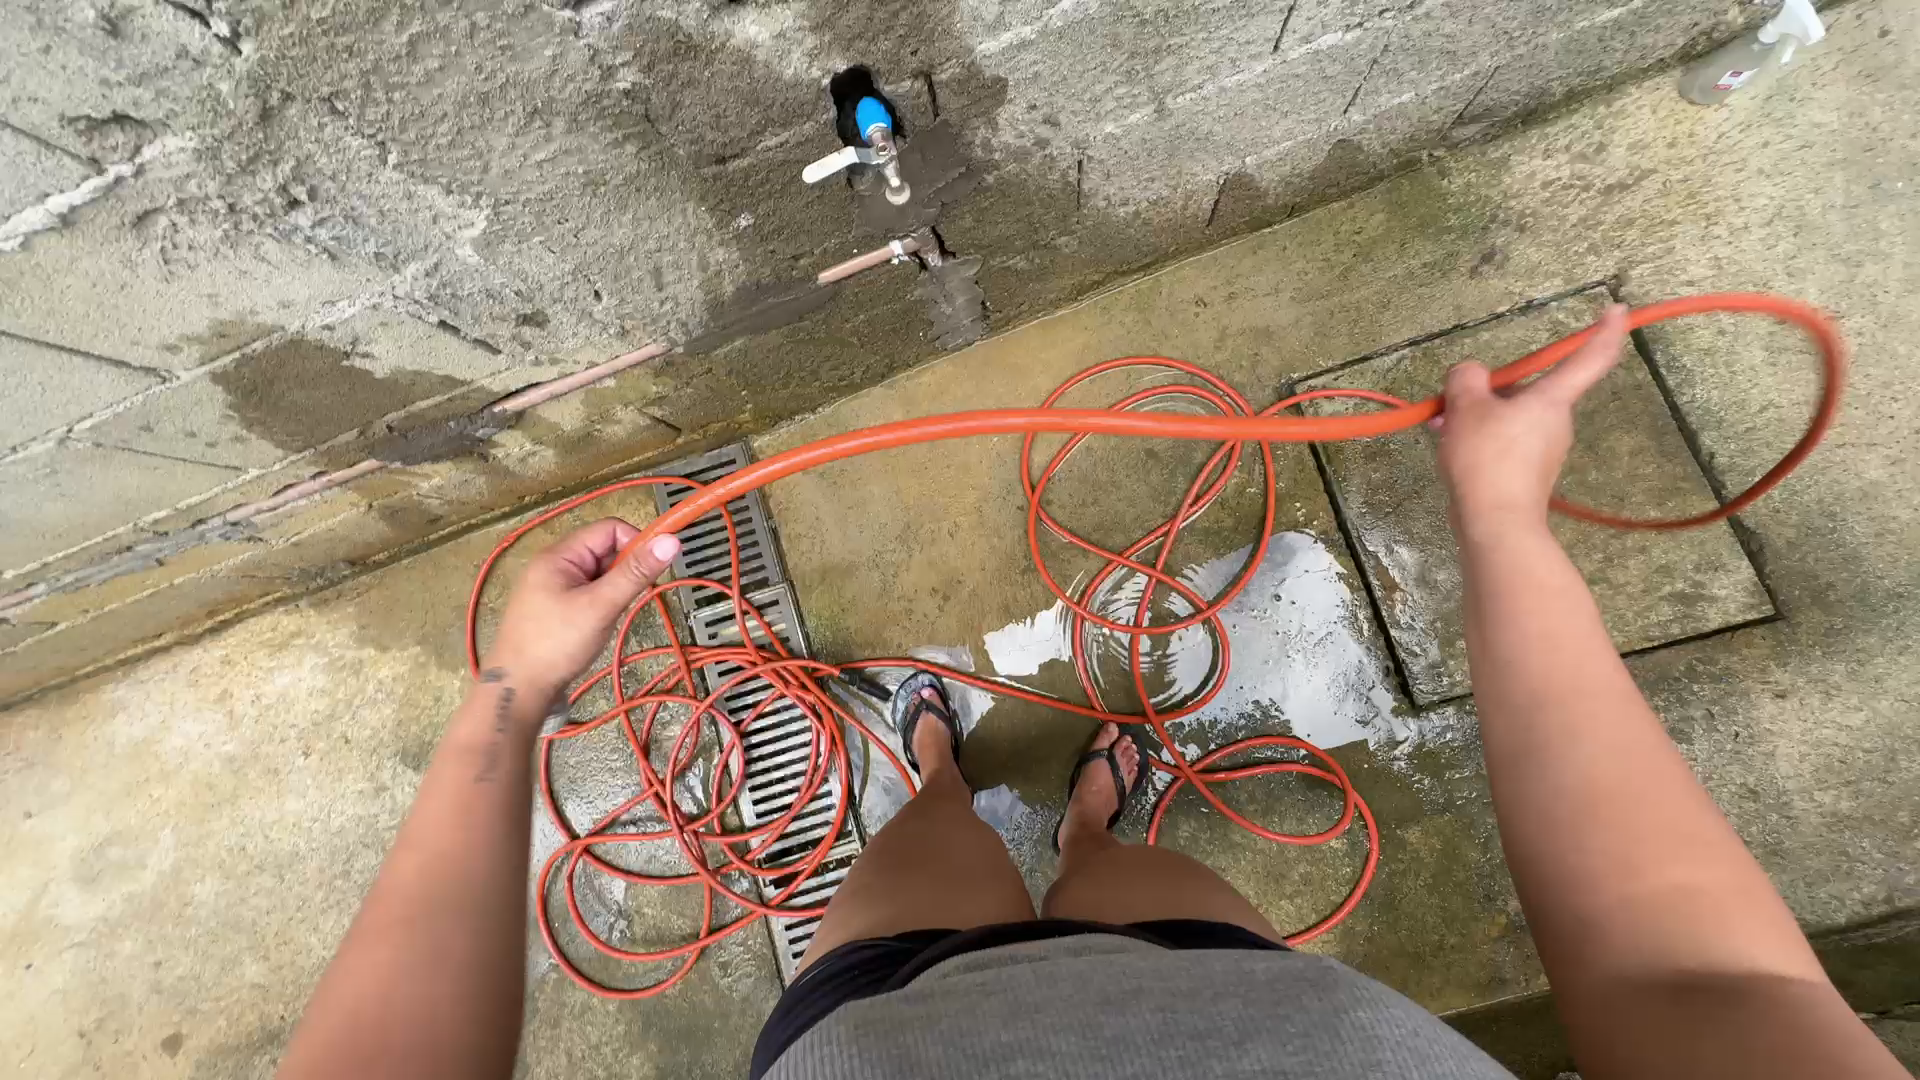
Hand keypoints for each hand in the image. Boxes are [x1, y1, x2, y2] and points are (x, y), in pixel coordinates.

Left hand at [481, 518, 680, 696]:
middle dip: (627, 569)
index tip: (651, 571)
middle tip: (629, 599)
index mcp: (560, 555)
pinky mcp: (558, 605)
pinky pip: (592, 590)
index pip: (610, 529)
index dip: (636, 543)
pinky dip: (605, 601)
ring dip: (617, 588)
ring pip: (602, 572)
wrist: (520, 689)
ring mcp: (555, 585)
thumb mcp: (601, 606)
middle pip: (606, 549)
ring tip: (612, 614)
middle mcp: (556, 564)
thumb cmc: (557, 644)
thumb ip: (636, 572)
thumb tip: (672, 541)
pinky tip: (602, 622)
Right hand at [1434, 303, 1629, 537]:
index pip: (1590, 357)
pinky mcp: (1526, 471)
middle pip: (1527, 391)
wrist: (1495, 519)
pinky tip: (1451, 448)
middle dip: (1489, 391)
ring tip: (1440, 428)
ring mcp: (1543, 448)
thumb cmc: (1486, 458)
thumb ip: (1465, 380)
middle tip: (1451, 400)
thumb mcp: (1465, 408)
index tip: (1616, 309)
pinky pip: (1503, 441)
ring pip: (1508, 417)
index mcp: (1551, 398)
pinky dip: (1477, 438)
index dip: (1605, 330)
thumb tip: (1468, 373)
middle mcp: (1555, 420)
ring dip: (1475, 417)